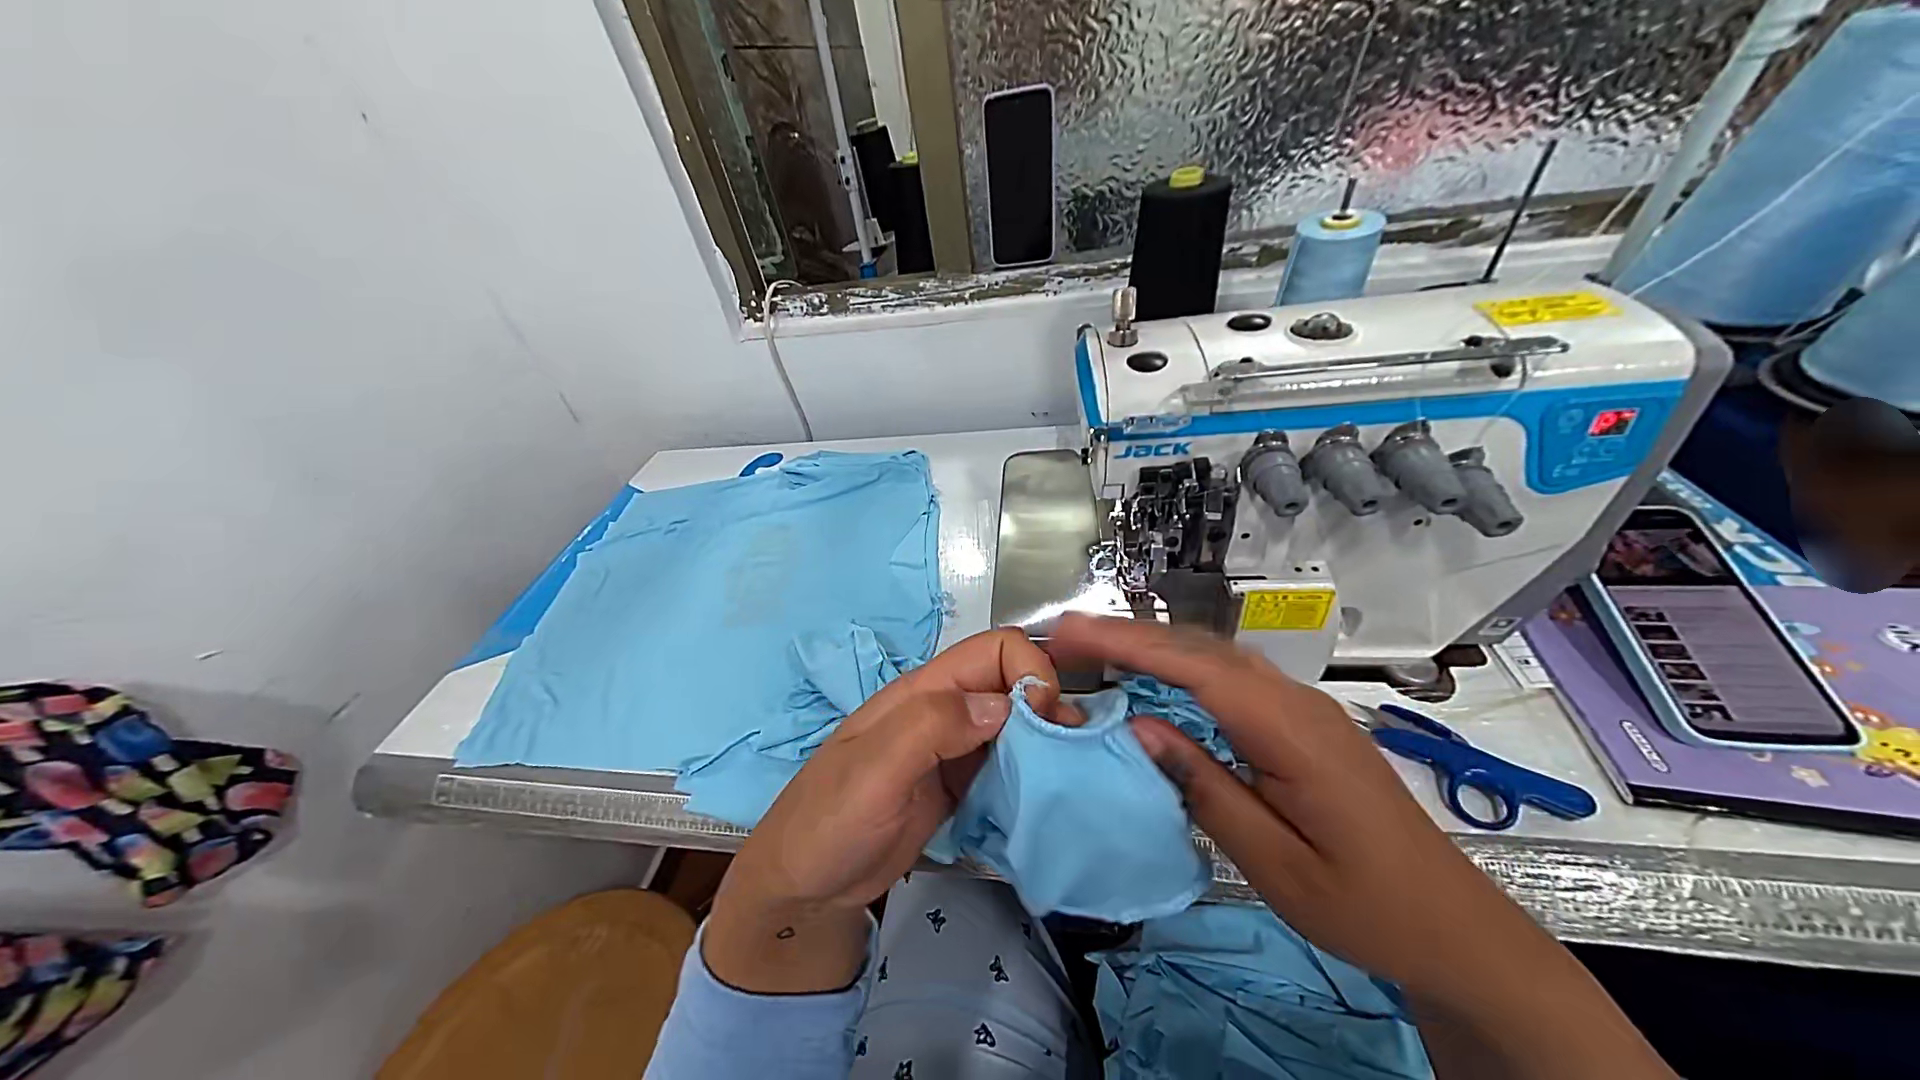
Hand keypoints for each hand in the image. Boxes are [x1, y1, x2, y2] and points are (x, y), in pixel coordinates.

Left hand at [703, 627, 1068, 992]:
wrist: (806, 888)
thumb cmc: (829, 822)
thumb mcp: (873, 770)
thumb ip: (931, 727)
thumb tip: (1004, 705)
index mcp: (923, 692)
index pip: (995, 650)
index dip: (1029, 672)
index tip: (1043, 719)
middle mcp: (944, 712)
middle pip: (1012, 683)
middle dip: (1048, 707)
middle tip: (1067, 752)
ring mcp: (953, 750)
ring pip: (1015, 725)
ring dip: (1045, 741)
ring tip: (1066, 774)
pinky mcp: (960, 786)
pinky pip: (1006, 765)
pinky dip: (1031, 772)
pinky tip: (1045, 794)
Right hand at [1047, 614, 1674, 1079]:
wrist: (1451, 924)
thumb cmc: (1361, 902)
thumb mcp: (1272, 860)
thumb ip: (1204, 786)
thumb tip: (1142, 728)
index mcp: (1288, 730)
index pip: (1194, 667)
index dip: (1128, 643)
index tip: (1071, 632)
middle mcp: (1296, 702)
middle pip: (1203, 649)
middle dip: (1131, 636)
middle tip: (1068, 637)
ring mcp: (1303, 707)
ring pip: (1217, 657)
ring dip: (1155, 646)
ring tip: (1097, 650)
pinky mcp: (1303, 721)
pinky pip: (1233, 678)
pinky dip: (1184, 667)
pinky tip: (1159, 679)